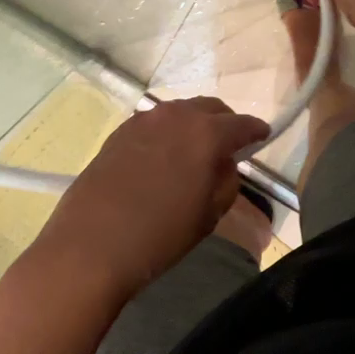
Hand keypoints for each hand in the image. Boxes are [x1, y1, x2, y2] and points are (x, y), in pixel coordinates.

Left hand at [32, 98, 268, 296]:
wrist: (91, 245)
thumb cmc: (159, 236)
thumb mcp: (209, 216)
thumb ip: (226, 181)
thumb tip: (224, 163)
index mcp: (207, 134)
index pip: (242, 124)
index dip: (256, 130)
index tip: (263, 135)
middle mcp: (178, 116)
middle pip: (211, 108)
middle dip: (224, 123)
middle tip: (229, 145)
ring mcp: (146, 119)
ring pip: (181, 112)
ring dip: (194, 125)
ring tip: (195, 151)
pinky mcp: (121, 130)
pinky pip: (156, 122)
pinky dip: (168, 132)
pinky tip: (164, 156)